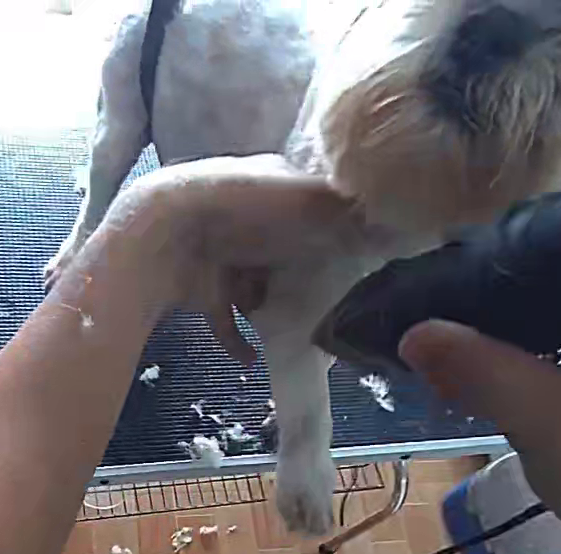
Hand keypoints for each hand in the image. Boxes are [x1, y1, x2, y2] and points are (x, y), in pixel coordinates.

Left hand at [96, 155, 374, 362]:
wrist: (169, 234)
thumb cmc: (244, 211)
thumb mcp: (309, 202)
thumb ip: (349, 217)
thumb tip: (390, 228)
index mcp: (274, 186)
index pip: (313, 214)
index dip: (334, 239)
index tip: (354, 270)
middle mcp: (249, 220)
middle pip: (288, 258)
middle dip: (304, 283)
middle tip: (331, 310)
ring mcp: (225, 256)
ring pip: (259, 292)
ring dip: (273, 315)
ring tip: (297, 335)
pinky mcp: (205, 290)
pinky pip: (227, 324)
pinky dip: (239, 343)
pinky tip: (253, 360)